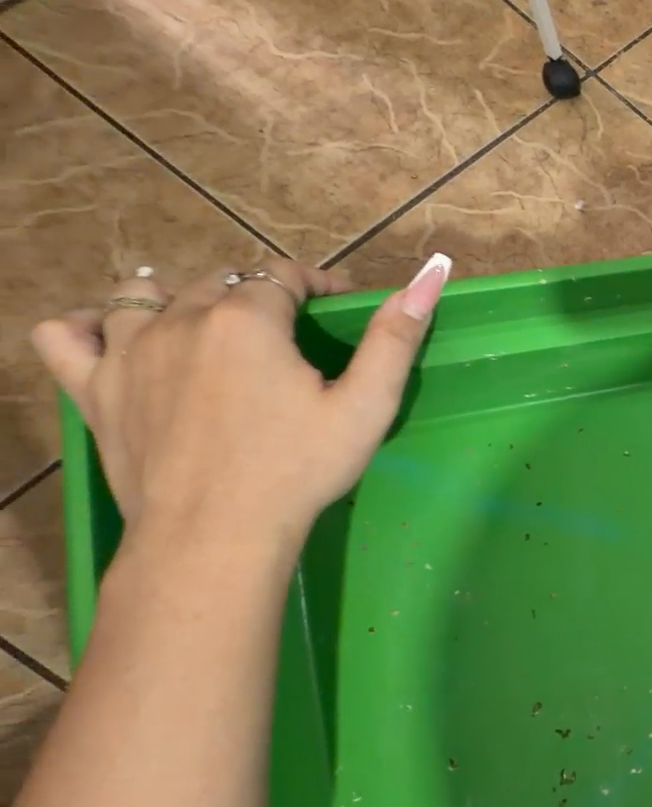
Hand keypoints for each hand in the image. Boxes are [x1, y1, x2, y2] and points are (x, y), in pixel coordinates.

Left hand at [30, 254, 451, 543]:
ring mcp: (125, 353)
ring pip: (144, 295)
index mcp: (248, 322)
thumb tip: (431, 277)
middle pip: (221, 282)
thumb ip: (395, 338)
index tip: (341, 305)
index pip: (282, 274)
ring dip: (181, 298)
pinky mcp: (91, 389)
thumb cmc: (301, 467)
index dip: (318, 283)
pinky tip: (121, 337)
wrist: (216, 531)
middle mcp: (178, 322)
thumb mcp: (367, 404)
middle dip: (262, 294)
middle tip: (295, 331)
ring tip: (214, 327)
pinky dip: (90, 323)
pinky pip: (65, 333)